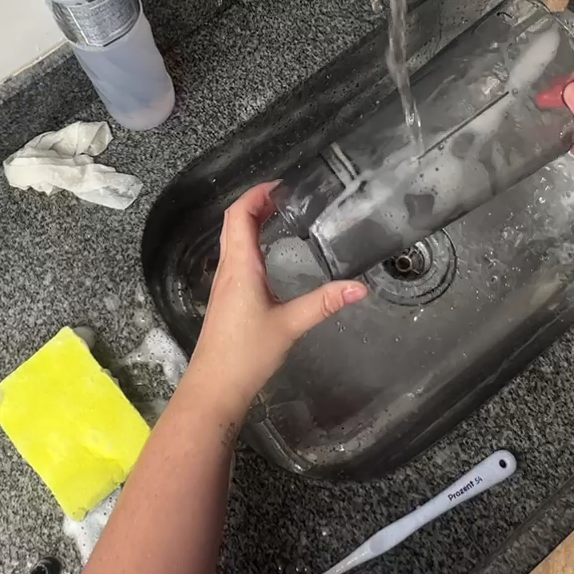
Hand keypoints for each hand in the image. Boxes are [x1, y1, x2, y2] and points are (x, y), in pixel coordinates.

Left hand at [181, 182, 365, 420]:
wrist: (214, 387)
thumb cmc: (245, 354)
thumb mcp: (290, 325)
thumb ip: (324, 303)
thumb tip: (360, 288)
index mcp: (240, 266)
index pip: (239, 215)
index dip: (256, 194)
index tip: (281, 186)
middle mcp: (228, 269)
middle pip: (234, 222)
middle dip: (257, 203)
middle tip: (287, 197)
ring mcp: (224, 283)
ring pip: (232, 239)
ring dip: (252, 221)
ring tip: (281, 215)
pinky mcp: (226, 297)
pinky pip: (235, 256)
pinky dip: (251, 242)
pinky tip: (270, 253)